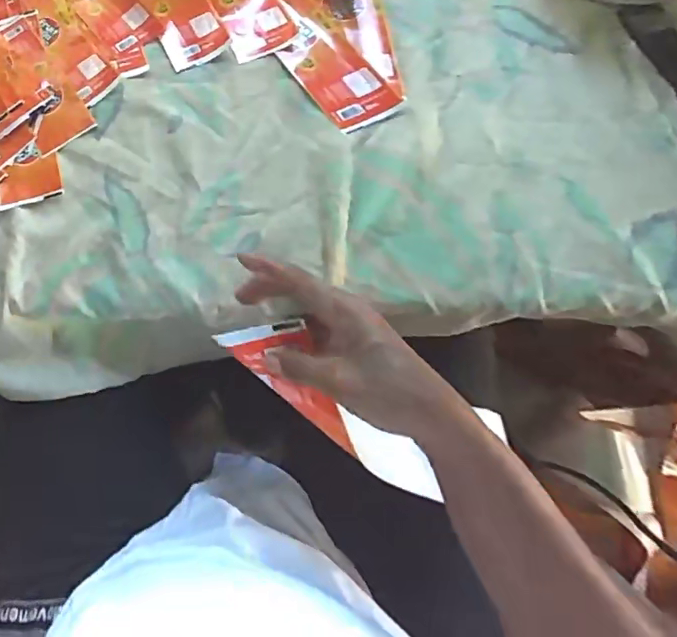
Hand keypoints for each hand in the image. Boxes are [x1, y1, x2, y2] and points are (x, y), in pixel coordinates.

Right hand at [235, 253, 473, 443]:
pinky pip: (317, 328)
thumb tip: (265, 356)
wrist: (435, 415)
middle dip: (269, 289)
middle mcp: (346, 311)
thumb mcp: (340, 382)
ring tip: (258, 321)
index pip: (298, 281)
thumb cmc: (390, 393)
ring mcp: (352, 326)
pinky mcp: (355, 342)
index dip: (268, 270)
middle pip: (301, 290)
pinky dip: (296, 331)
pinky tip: (286, 347)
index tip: (241, 260)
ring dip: (282, 312)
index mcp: (344, 310)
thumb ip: (299, 367)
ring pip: (308, 309)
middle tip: (241, 299)